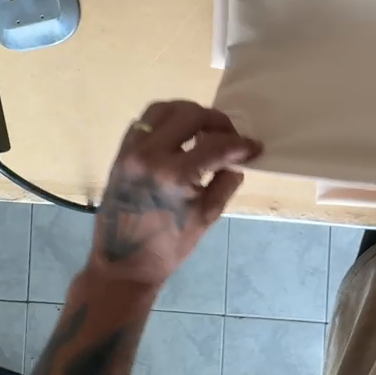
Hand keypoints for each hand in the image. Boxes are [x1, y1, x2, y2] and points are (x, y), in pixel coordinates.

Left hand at [87, 100, 261, 287]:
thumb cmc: (169, 247)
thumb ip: (226, 181)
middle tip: (229, 137)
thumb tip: (237, 160)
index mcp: (175, 175)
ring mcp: (131, 152)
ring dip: (189, 114)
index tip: (255, 147)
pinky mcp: (120, 155)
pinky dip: (165, 122)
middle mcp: (150, 155)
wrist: (123, 266)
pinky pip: (144, 122)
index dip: (241, 143)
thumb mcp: (207, 216)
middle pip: (191, 114)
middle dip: (217, 122)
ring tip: (202, 131)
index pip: (217, 144)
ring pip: (164, 109)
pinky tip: (178, 136)